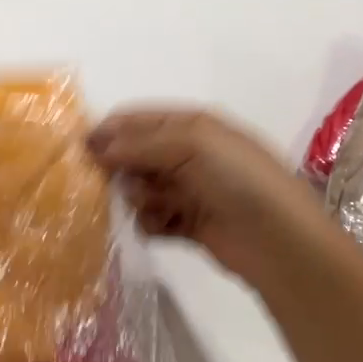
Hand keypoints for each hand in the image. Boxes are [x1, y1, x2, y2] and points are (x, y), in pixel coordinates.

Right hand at [87, 110, 331, 285]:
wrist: (281, 241)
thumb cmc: (239, 180)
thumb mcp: (191, 144)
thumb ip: (139, 143)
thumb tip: (95, 145)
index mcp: (193, 126)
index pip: (137, 120)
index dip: (109, 130)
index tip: (81, 149)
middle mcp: (189, 155)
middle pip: (134, 154)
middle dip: (120, 167)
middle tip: (111, 181)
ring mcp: (189, 191)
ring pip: (139, 188)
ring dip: (138, 197)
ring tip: (153, 206)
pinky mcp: (189, 225)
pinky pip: (152, 219)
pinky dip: (151, 223)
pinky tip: (162, 227)